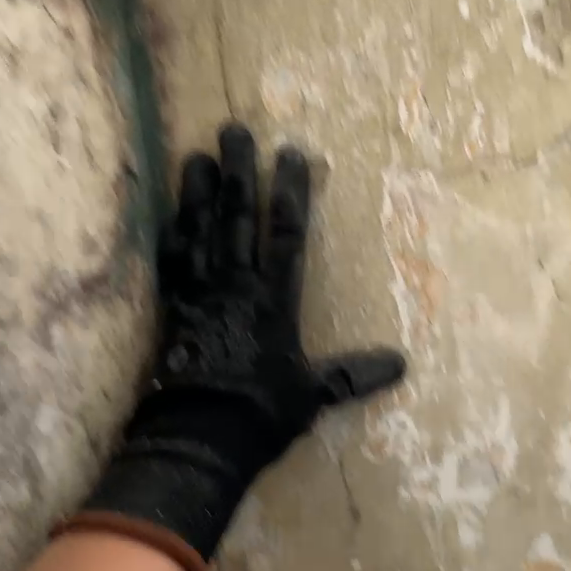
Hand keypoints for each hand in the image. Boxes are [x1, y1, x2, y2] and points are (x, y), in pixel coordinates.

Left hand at [59, 124, 407, 570]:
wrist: (197, 441)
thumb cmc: (261, 415)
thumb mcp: (314, 396)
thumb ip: (352, 376)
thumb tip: (401, 365)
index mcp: (274, 301)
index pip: (285, 234)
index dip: (289, 192)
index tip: (290, 154)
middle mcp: (237, 287)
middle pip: (238, 219)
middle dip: (239, 172)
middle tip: (234, 129)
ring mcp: (201, 296)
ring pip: (200, 233)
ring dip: (198, 192)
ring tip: (197, 152)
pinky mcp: (173, 312)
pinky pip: (172, 265)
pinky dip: (171, 237)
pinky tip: (169, 211)